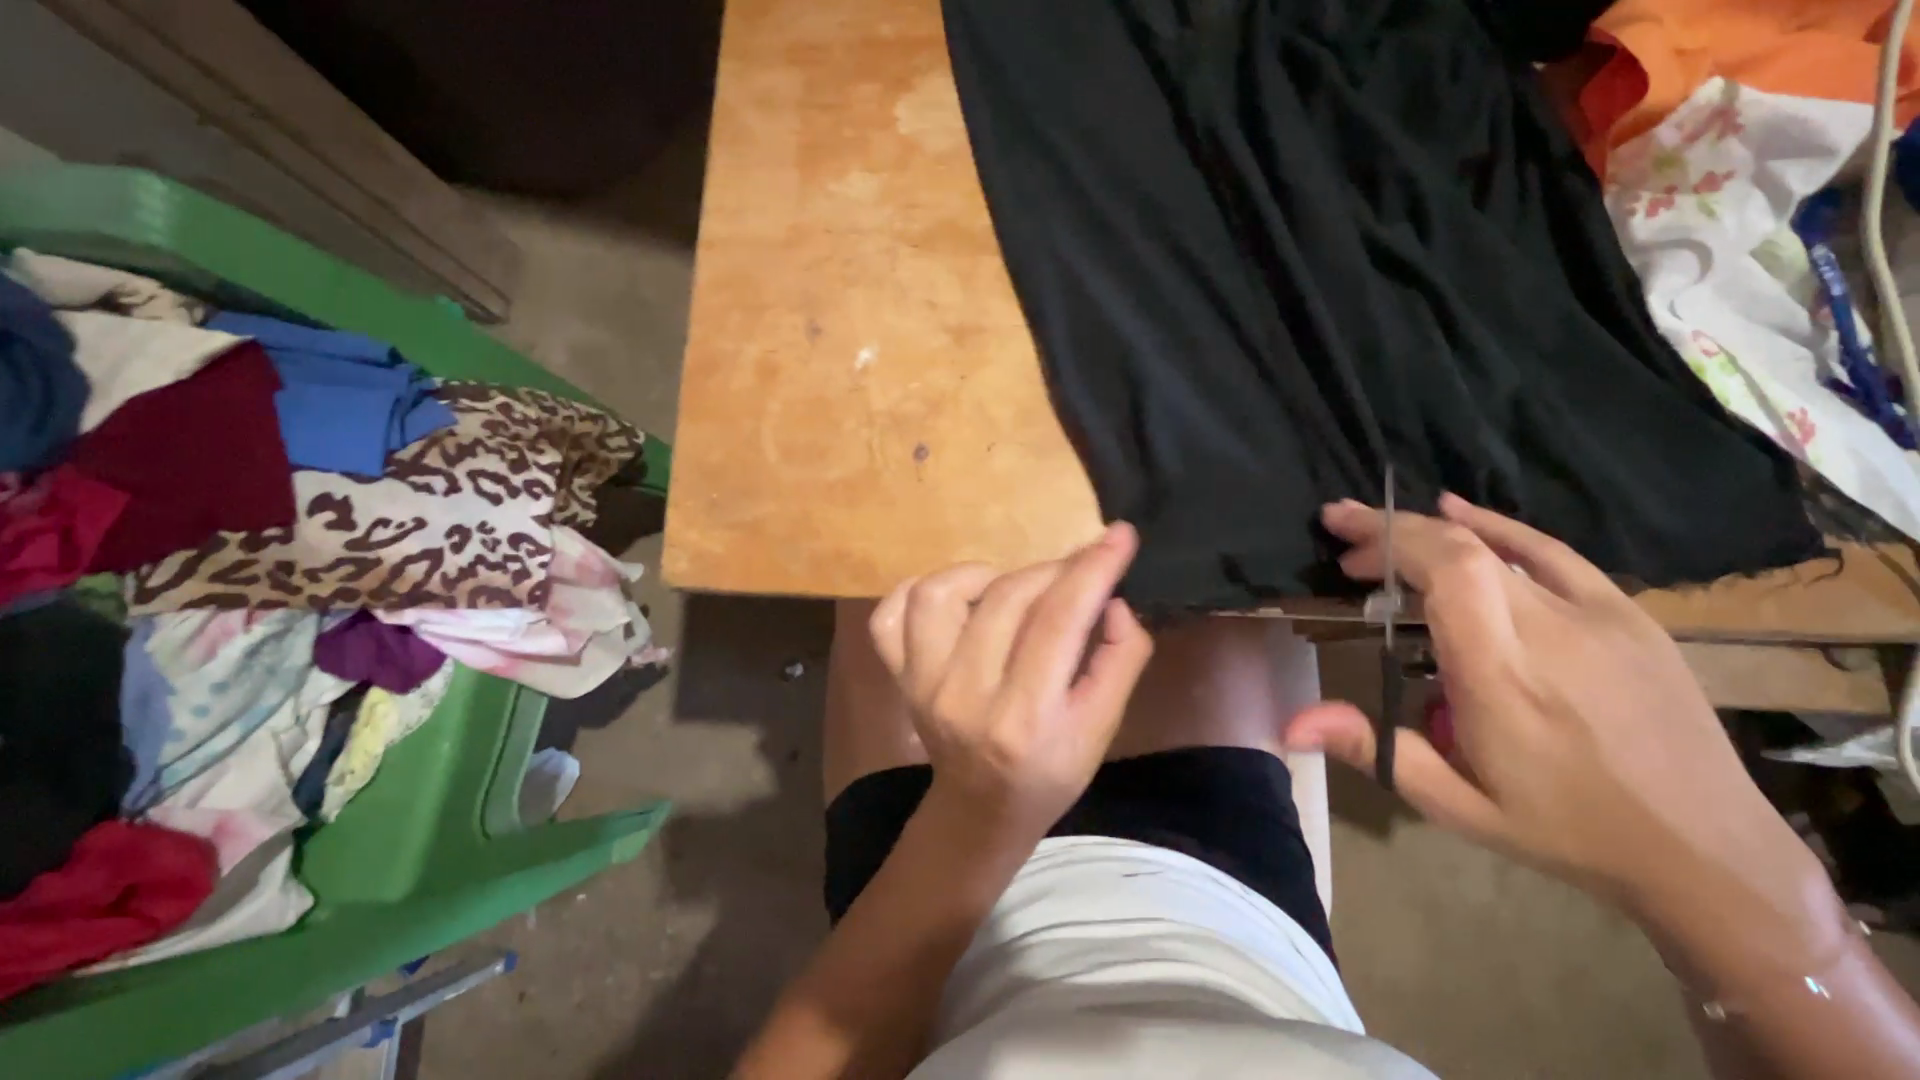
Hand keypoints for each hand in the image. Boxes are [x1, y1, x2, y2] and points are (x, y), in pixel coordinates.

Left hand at [868, 523, 1153, 836]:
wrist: (980, 810)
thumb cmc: (1050, 771)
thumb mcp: (1102, 728)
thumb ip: (1120, 661)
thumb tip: (1111, 599)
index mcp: (1024, 718)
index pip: (1058, 620)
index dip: (1092, 569)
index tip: (1119, 535)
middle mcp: (964, 696)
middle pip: (1007, 598)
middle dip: (1055, 569)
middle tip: (1080, 572)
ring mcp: (920, 684)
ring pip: (940, 594)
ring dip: (987, 574)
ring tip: (1018, 589)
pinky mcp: (898, 676)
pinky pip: (891, 613)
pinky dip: (924, 590)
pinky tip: (961, 598)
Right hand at [1284, 495, 1824, 923]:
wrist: (1704, 849)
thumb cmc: (1564, 829)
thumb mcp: (1458, 805)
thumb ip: (1375, 750)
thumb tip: (1291, 723)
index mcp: (1503, 677)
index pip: (1449, 572)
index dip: (1391, 538)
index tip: (1341, 533)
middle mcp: (1551, 631)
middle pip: (1465, 549)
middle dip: (1395, 535)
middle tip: (1348, 549)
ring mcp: (1599, 616)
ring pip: (1503, 547)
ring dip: (1435, 533)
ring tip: (1389, 537)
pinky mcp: (1628, 615)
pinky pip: (1555, 554)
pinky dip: (1501, 527)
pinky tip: (1462, 514)